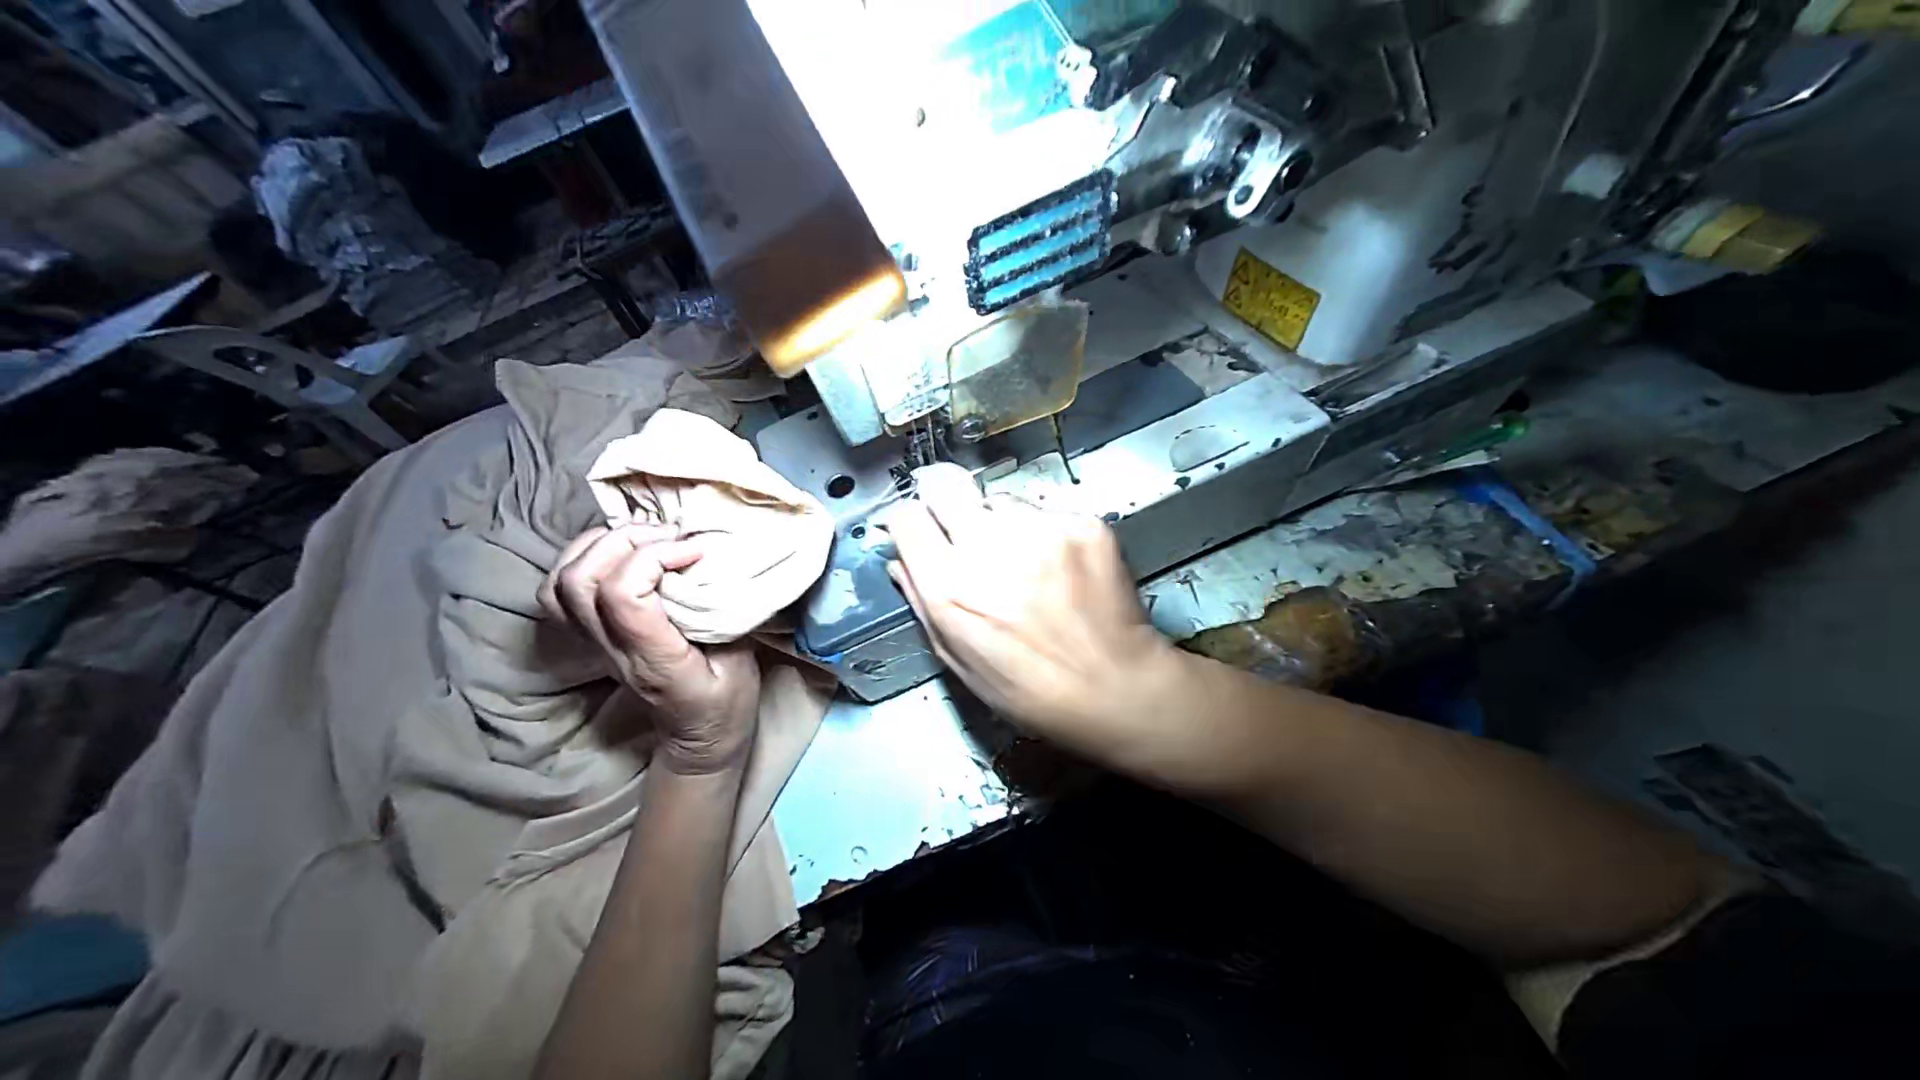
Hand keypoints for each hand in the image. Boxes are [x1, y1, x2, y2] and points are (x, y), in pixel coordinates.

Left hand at [540, 525, 760, 774]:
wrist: (697, 738)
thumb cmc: (725, 703)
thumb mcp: (742, 663)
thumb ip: (724, 615)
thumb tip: (715, 563)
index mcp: (654, 659)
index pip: (622, 596)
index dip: (654, 557)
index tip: (695, 550)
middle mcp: (612, 650)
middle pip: (582, 581)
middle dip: (626, 541)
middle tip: (672, 536)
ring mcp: (594, 644)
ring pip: (560, 583)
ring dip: (600, 545)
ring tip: (646, 538)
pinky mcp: (591, 636)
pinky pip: (559, 589)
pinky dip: (585, 557)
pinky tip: (623, 551)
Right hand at [885, 464, 1184, 764]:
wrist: (1115, 688)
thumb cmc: (1033, 689)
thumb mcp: (960, 660)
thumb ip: (923, 603)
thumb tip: (902, 562)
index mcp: (950, 589)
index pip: (908, 518)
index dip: (911, 524)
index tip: (920, 530)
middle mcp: (989, 549)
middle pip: (946, 490)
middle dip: (948, 509)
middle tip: (966, 534)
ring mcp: (1039, 531)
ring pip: (998, 499)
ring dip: (1000, 522)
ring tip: (1022, 560)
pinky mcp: (1081, 524)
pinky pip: (1044, 508)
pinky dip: (1043, 529)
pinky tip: (1055, 563)